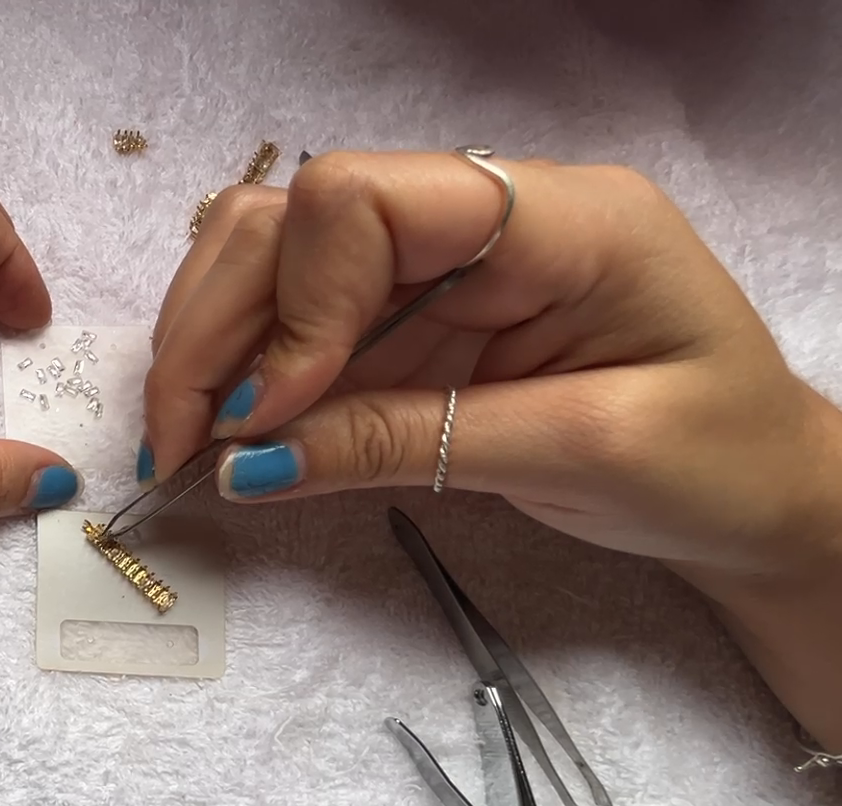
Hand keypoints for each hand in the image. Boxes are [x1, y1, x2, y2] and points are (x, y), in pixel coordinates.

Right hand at [142, 151, 841, 581]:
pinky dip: (217, 375)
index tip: (264, 416)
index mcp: (546, 217)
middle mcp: (458, 219)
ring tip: (182, 439)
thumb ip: (399, 444)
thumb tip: (242, 466)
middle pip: (270, 227)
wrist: (744, 488)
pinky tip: (210, 427)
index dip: (288, 307)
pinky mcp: (371, 321)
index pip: (353, 203)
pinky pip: (262, 323)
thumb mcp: (570, 455)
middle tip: (175, 444)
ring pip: (245, 263)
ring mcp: (405, 269)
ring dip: (194, 352)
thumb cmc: (707, 465)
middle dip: (204, 339)